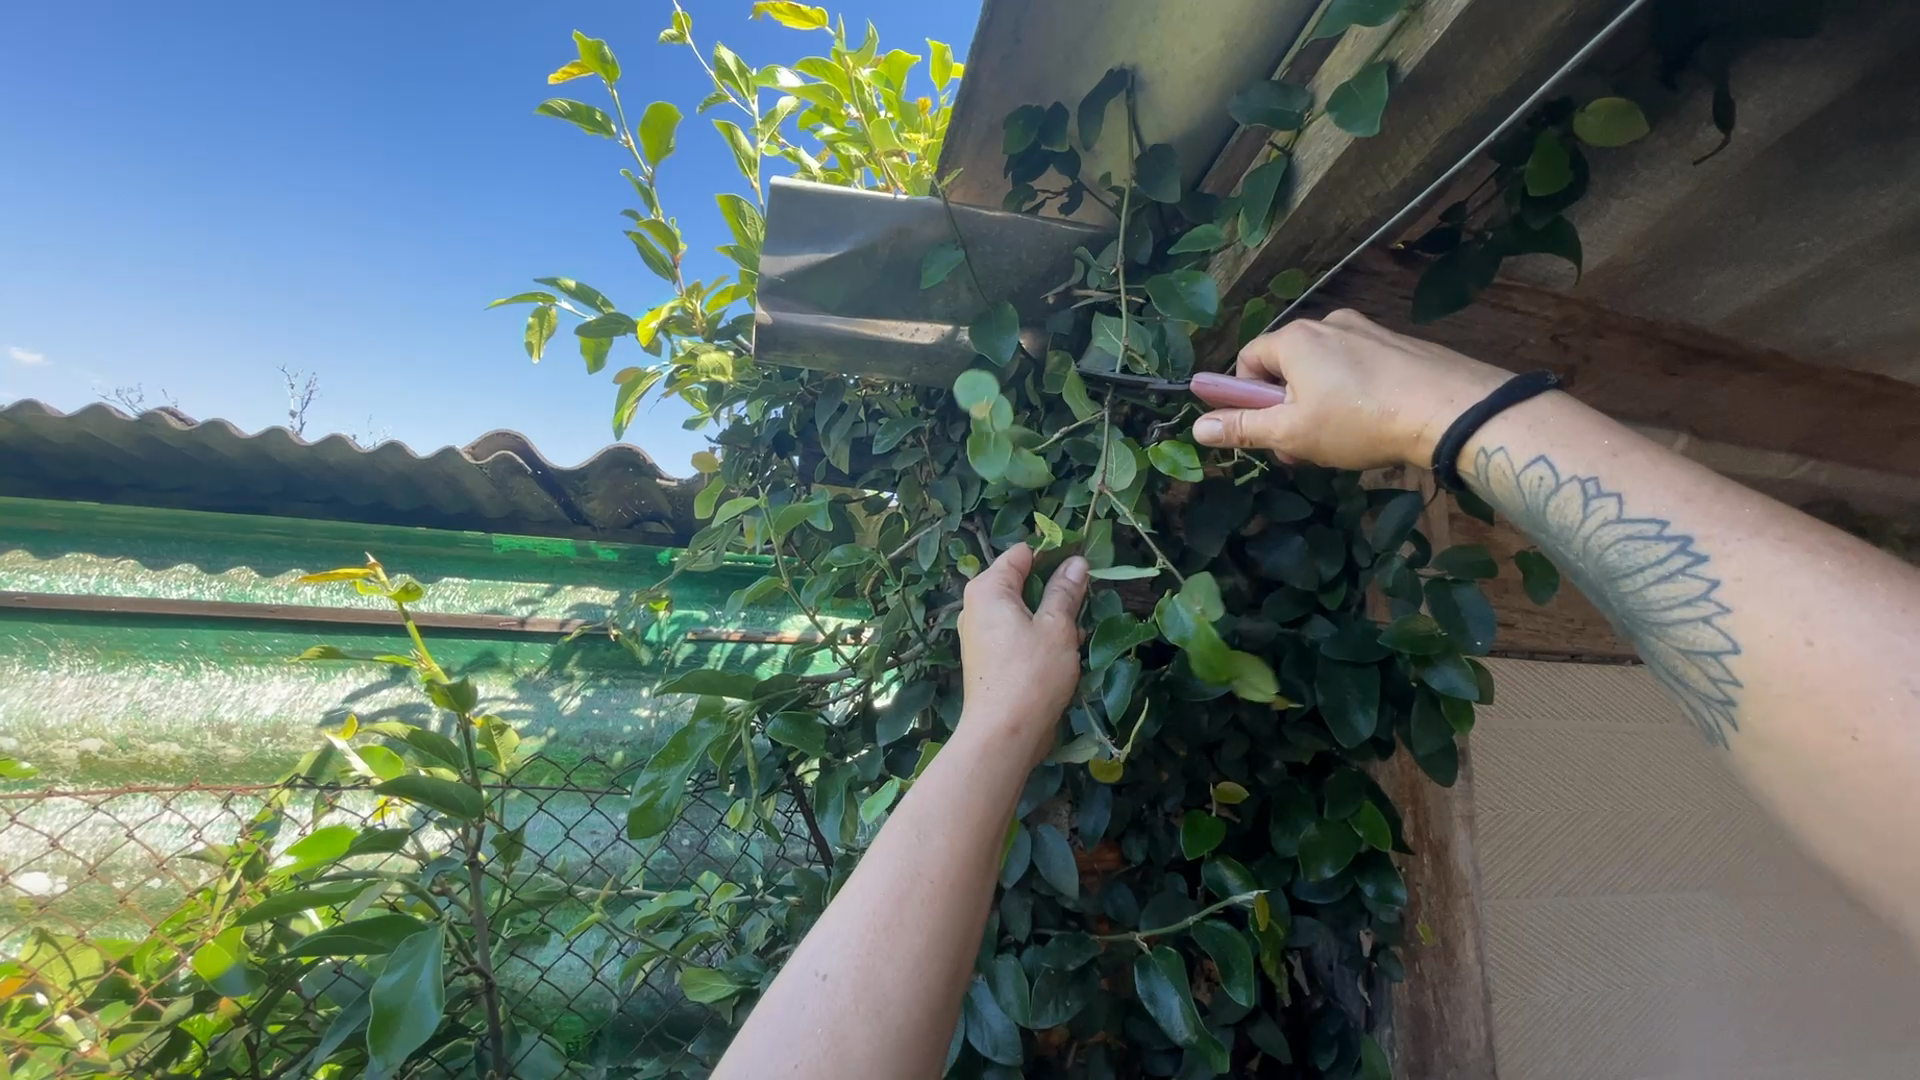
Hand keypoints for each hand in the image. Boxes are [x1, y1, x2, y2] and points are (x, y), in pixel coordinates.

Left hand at [957, 546, 1089, 768]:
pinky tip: (1064, 656)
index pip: (1022, 554)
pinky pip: (1018, 635)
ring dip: (1053, 620)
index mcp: (988, 589)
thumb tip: (1076, 562)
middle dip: (1056, 592)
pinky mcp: (989, 659)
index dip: (1054, 555)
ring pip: (1024, 612)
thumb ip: (1066, 591)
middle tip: (1085, 606)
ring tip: (1076, 638)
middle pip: (1023, 583)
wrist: (1004, 734)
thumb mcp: (1057, 627)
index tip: (1084, 564)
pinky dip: (1041, 639)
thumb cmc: (1031, 674)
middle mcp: (977, 607)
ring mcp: (981, 635)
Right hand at [1190, 310, 1510, 469]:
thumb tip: (1197, 427)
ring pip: (1322, 370)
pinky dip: (1351, 395)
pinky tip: (1371, 424)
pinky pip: (1357, 368)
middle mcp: (1329, 323)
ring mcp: (1368, 330)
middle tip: (1301, 445)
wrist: (1454, 411)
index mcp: (1295, 339)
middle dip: (1284, 407)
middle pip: (1285, 366)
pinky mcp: (1400, 344)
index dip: (1245, 398)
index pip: (1247, 360)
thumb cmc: (1359, 421)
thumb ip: (1242, 429)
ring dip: (1316, 404)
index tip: (1264, 429)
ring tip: (1339, 440)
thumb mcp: (1291, 434)